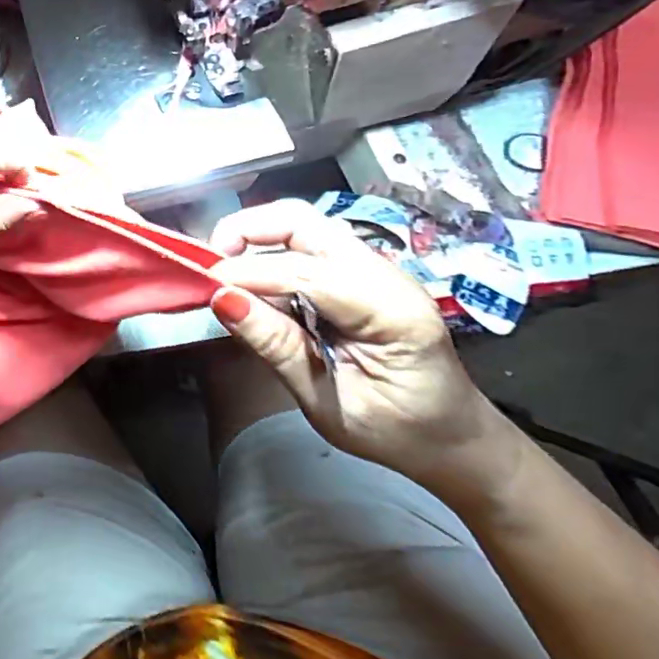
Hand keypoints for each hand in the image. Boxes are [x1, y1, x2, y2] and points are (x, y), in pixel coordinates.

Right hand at [207, 199, 520, 495]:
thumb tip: (223, 300)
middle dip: (246, 230)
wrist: (452, 436)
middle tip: (210, 263)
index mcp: (393, 312)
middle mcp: (384, 273)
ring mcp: (372, 266)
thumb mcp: (331, 405)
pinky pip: (303, 243)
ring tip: (224, 273)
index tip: (206, 288)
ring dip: (253, 238)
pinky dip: (266, 251)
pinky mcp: (356, 269)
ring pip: (300, 224)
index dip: (249, 274)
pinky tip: (252, 282)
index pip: (306, 272)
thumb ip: (277, 348)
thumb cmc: (398, 432)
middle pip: (302, 221)